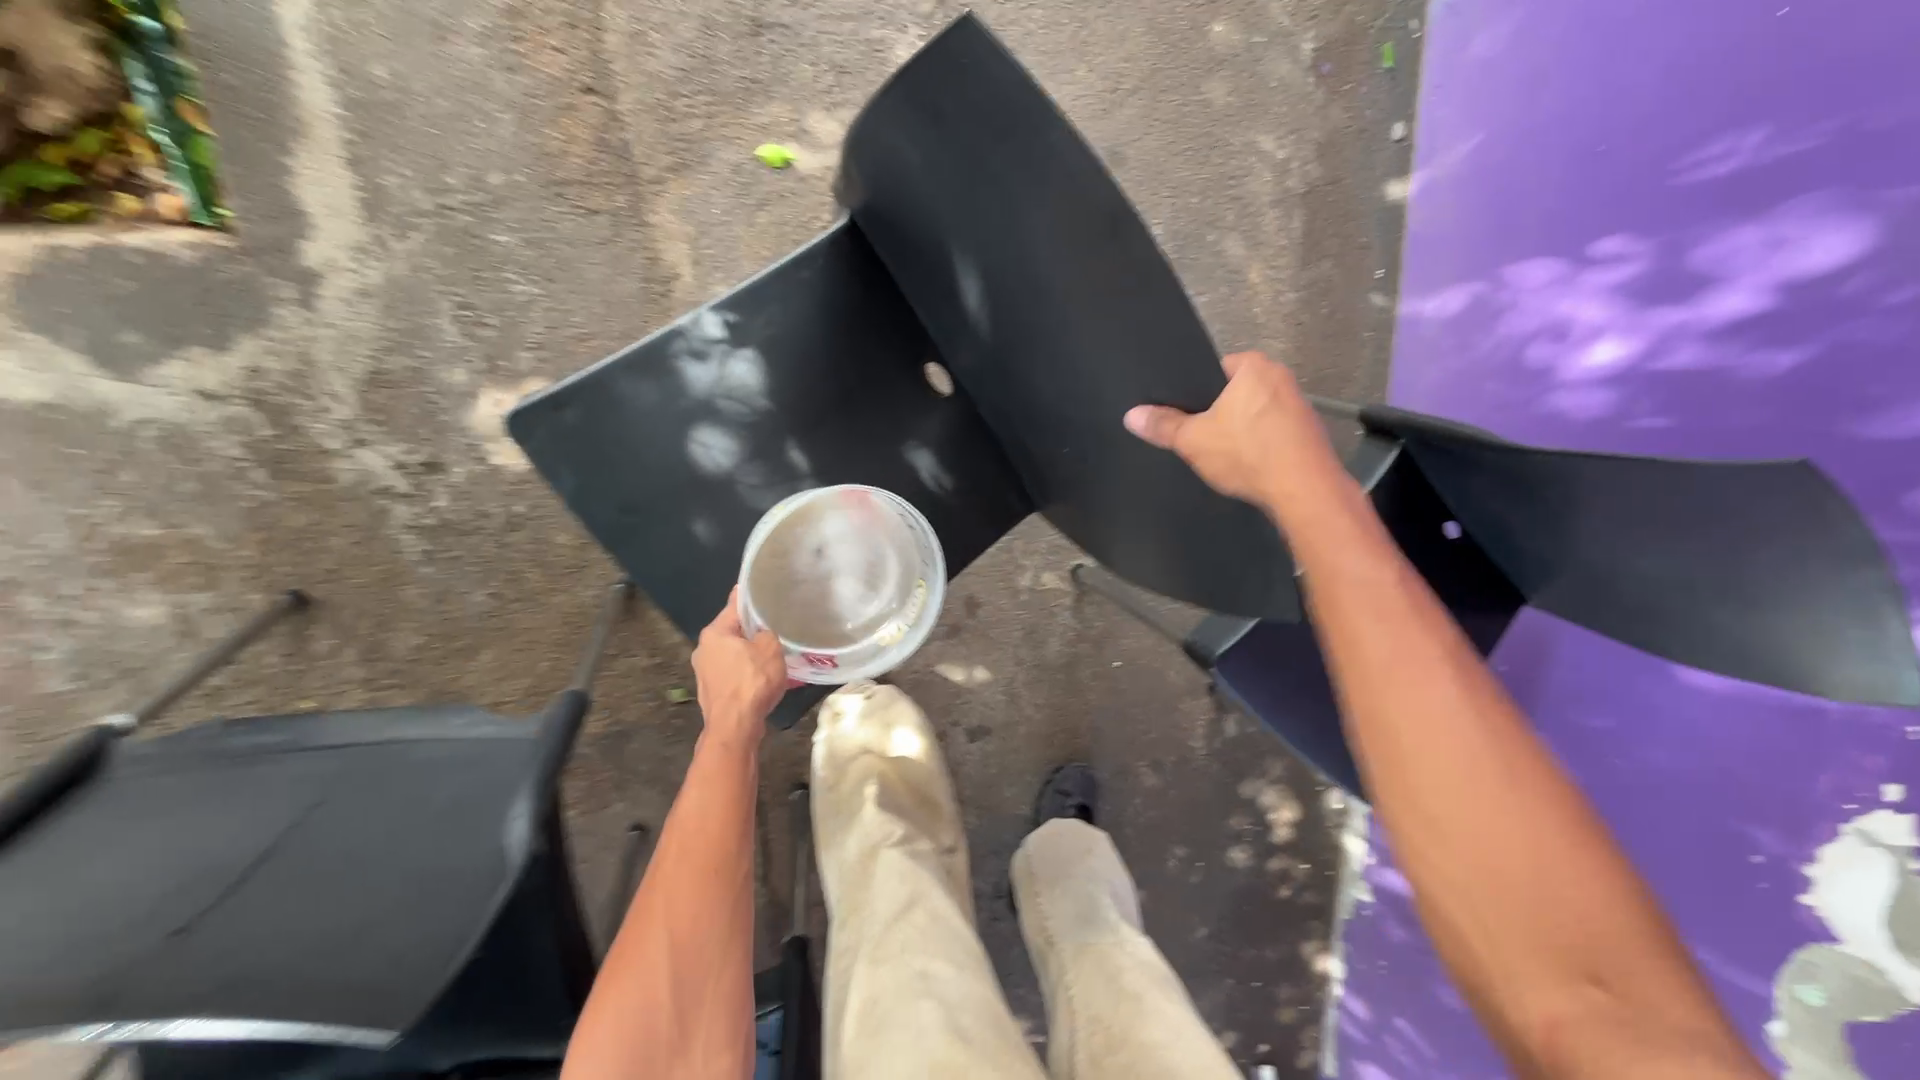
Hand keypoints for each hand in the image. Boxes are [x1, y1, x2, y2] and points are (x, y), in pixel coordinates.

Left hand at [692, 587, 786, 747]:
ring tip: (774, 654)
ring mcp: (705, 672)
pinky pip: (734, 674)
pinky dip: (748, 673)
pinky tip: (765, 679)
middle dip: (753, 630)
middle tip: (776, 626)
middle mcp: (704, 649)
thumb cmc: (752, 681)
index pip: (735, 605)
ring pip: (734, 654)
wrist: (735, 727)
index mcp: (714, 632)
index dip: (750, 596)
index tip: (762, 586)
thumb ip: (767, 634)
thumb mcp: (770, 648)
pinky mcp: (712, 692)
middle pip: (733, 631)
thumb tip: (763, 636)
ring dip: (751, 654)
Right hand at [1124, 351, 1346, 522]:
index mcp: (1254, 366)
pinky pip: (1275, 432)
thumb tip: (1131, 415)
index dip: (1197, 390)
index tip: (1186, 412)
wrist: (1304, 491)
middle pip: (1237, 391)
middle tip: (1199, 434)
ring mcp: (1301, 405)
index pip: (1215, 368)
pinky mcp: (1311, 432)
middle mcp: (1281, 377)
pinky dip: (1262, 444)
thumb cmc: (1248, 454)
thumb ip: (1163, 425)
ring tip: (1223, 453)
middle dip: (1220, 411)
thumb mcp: (1194, 440)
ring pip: (1257, 413)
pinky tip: (1250, 465)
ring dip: (1243, 429)